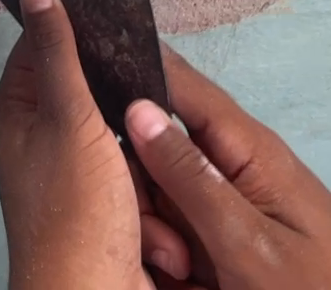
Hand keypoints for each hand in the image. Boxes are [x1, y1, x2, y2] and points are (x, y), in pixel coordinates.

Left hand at [0, 0, 194, 289]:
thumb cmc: (73, 215)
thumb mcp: (69, 118)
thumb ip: (58, 52)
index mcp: (20, 107)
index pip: (45, 44)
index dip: (78, 30)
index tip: (115, 20)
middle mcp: (42, 135)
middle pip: (93, 93)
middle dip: (126, 115)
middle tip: (139, 126)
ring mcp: (75, 174)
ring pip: (125, 141)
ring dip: (143, 169)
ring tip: (139, 197)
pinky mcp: (106, 206)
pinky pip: (139, 184)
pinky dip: (150, 206)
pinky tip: (150, 232)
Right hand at [124, 47, 330, 289]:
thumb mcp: (250, 246)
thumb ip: (190, 176)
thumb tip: (134, 106)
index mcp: (246, 145)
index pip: (177, 78)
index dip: (129, 62)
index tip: (80, 69)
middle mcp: (233, 161)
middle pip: (157, 139)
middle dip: (140, 180)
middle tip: (159, 242)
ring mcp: (228, 198)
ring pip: (161, 185)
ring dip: (155, 223)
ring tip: (179, 273)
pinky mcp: (225, 233)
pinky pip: (178, 221)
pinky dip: (169, 247)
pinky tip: (179, 280)